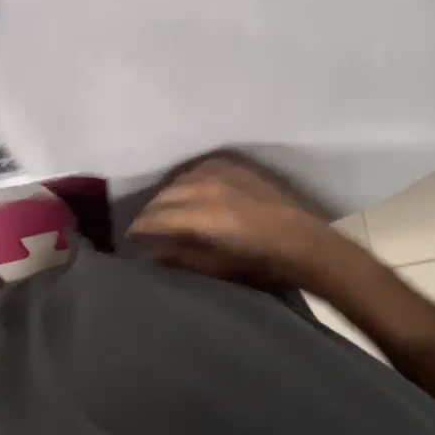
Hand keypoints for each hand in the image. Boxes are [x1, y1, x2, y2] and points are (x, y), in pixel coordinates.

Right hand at [126, 153, 352, 290]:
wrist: (305, 242)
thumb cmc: (262, 264)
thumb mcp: (218, 268)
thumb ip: (182, 257)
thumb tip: (152, 253)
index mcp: (201, 216)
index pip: (156, 218)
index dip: (139, 229)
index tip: (130, 239)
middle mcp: (206, 188)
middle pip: (164, 195)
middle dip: (150, 211)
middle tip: (143, 227)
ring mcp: (221, 173)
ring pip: (180, 179)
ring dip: (167, 194)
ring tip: (163, 210)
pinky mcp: (235, 166)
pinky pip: (199, 168)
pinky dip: (187, 180)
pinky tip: (187, 191)